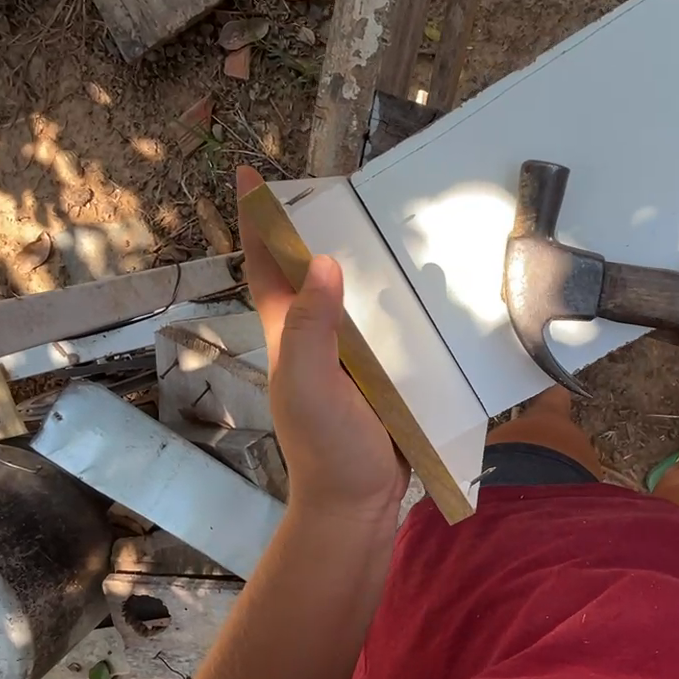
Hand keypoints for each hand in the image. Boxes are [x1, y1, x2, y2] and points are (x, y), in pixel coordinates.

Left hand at [236, 167, 408, 521]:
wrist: (359, 502)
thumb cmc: (327, 448)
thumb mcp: (310, 386)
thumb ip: (311, 330)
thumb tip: (326, 264)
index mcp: (289, 335)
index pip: (267, 268)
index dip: (257, 222)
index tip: (250, 176)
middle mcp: (317, 339)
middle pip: (310, 275)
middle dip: (315, 230)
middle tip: (345, 193)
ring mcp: (351, 359)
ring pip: (355, 300)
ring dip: (368, 266)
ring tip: (397, 231)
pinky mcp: (383, 378)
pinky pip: (389, 331)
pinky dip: (401, 307)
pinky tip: (428, 293)